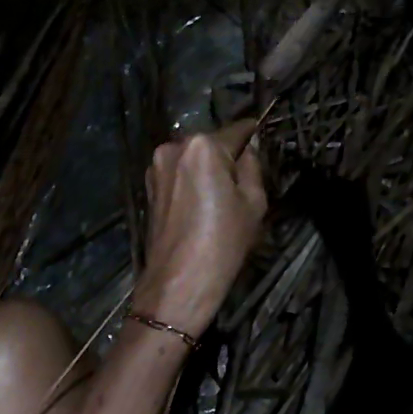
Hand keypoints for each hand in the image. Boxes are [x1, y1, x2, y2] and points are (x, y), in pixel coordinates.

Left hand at [135, 119, 267, 336]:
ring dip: (208, 170)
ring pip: (194, 160)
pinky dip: (192, 182)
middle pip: (212, 144)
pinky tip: (203, 206)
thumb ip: (252, 167)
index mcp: (203, 146)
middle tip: (244, 181)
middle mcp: (174, 147)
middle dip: (228, 156)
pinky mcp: (149, 187)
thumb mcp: (253, 203)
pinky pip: (179, 174)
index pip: (237, 130)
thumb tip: (249, 149)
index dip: (253, 133)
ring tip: (223, 198)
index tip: (263, 132)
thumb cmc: (222, 242)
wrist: (179, 282)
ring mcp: (156, 167)